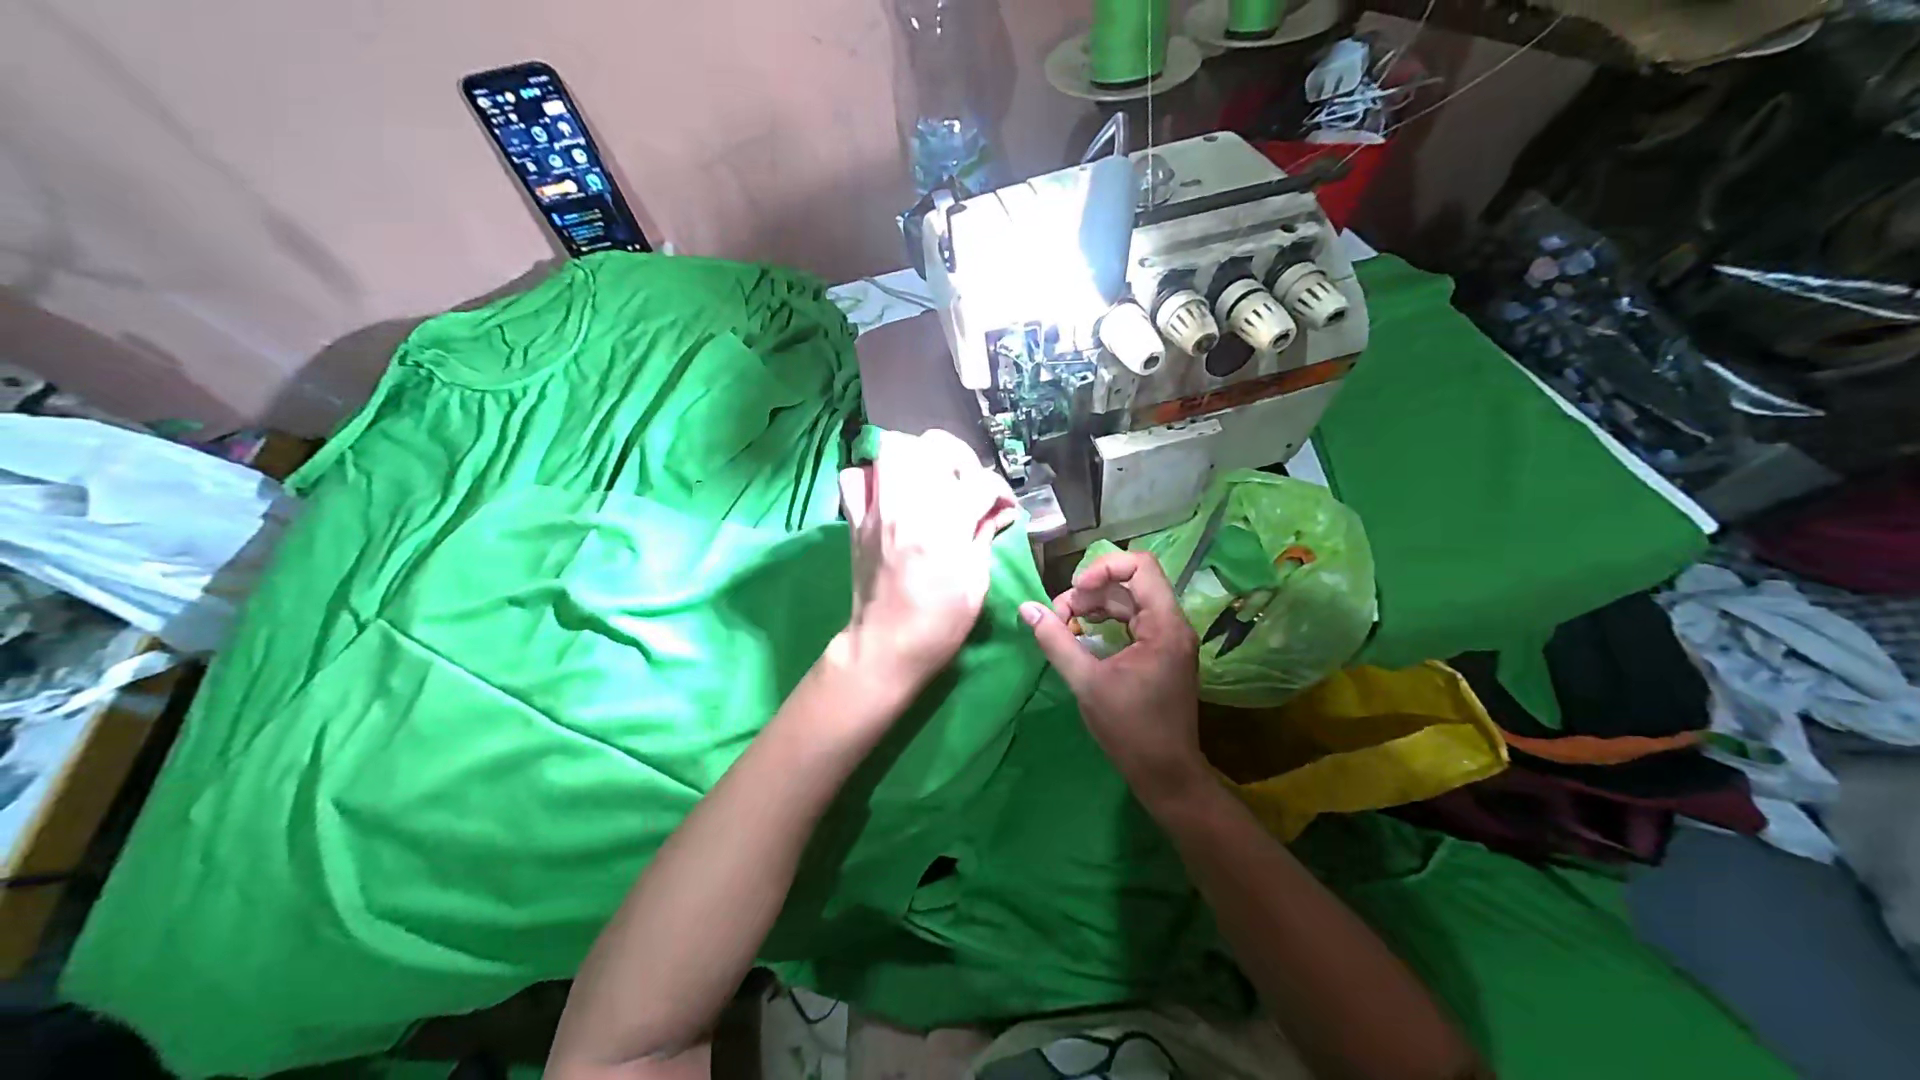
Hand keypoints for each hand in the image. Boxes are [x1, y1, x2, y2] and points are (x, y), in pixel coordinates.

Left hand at [838, 429, 1017, 693]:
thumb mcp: (976, 582)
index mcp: (946, 525)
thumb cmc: (939, 624)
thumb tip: (998, 511)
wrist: (885, 647)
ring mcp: (878, 510)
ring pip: (891, 449)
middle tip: (965, 482)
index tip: (1003, 507)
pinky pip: (854, 477)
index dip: (1000, 492)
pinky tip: (890, 493)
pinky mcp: (856, 521)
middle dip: (958, 457)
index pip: (981, 482)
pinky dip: (872, 476)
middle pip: (934, 446)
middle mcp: (910, 507)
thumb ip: (984, 536)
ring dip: (916, 455)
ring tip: (928, 477)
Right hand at [1020, 551, 1206, 801]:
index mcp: (1165, 626)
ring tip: (1065, 622)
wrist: (1166, 773)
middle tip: (1059, 615)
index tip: (1075, 592)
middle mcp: (1174, 625)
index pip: (1141, 567)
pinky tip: (1083, 633)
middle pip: (1132, 583)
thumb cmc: (1129, 729)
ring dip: (1096, 606)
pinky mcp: (1163, 654)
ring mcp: (1170, 640)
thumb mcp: (1086, 682)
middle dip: (1091, 592)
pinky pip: (1135, 621)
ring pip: (1131, 602)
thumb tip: (1026, 608)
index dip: (1104, 568)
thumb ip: (1055, 641)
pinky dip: (1108, 621)